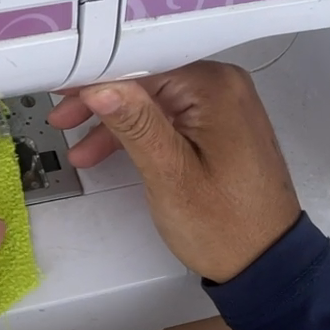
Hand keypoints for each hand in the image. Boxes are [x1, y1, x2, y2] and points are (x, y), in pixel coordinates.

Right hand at [49, 61, 300, 282]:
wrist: (268, 267)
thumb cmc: (225, 227)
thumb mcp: (170, 175)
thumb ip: (135, 124)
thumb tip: (100, 85)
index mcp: (214, 87)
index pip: (143, 63)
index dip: (97, 73)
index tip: (61, 83)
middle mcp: (222, 85)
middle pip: (146, 78)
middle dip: (101, 99)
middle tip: (61, 117)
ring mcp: (222, 105)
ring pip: (153, 98)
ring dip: (114, 120)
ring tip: (78, 146)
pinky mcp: (218, 125)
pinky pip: (168, 115)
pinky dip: (138, 132)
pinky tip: (106, 151)